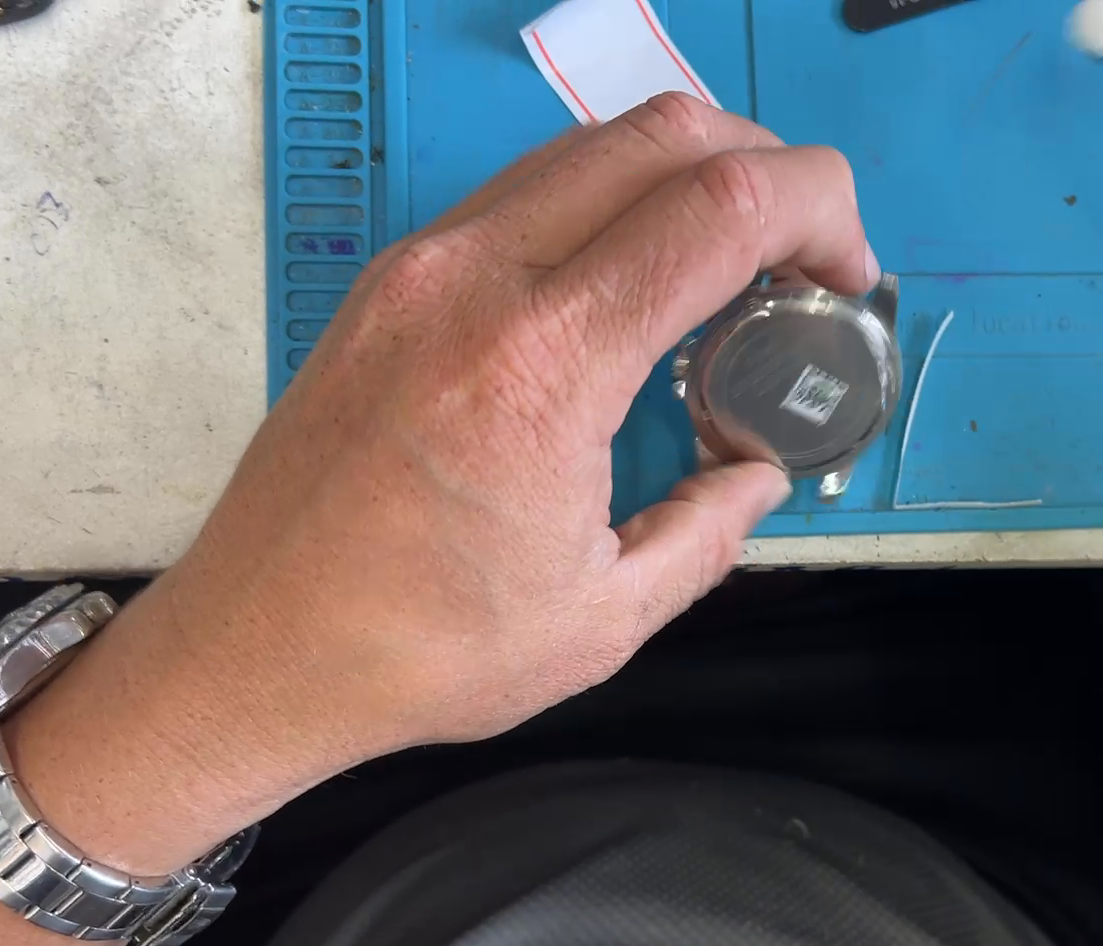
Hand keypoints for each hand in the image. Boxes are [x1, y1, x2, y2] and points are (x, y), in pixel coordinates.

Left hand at [6, 94, 879, 864]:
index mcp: (547, 365)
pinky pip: (530, 193)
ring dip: (689, 180)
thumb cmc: (429, 653)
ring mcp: (423, 264)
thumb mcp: (605, 619)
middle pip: (664, 136)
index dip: (820, 212)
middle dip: (770, 172)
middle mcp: (479, 277)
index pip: (721, 207)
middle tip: (805, 259)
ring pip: (592, 146)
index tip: (848, 273)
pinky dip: (613, 207)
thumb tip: (759, 472)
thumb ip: (711, 533)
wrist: (254, 652)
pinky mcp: (392, 280)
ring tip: (731, 269)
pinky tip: (635, 285)